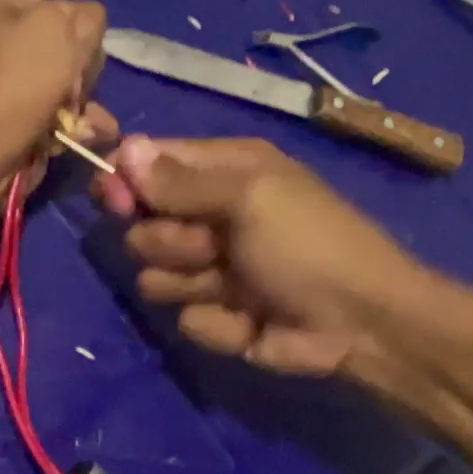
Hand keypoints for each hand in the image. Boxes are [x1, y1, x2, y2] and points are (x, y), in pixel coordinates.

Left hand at [0, 0, 116, 202]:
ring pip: (69, 62)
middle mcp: (1, 26)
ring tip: (75, 105)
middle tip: (79, 57)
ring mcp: (13, 71)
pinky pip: (64, 102)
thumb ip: (87, 15)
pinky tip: (87, 130)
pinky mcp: (24, 109)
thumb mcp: (63, 29)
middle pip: (60, 14)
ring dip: (83, 85)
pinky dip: (79, 117)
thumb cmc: (17, 82)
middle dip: (81, 38)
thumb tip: (84, 33)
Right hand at [92, 136, 424, 375]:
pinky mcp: (213, 316)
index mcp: (224, 173)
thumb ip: (181, 180)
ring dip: (190, 284)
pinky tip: (248, 319)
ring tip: (233, 287)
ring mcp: (209, 271)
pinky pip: (183, 318)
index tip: (115, 202)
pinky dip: (215, 321)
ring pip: (154, 276)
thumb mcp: (248, 197)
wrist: (357, 323)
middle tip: (210, 248)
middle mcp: (209, 217)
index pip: (149, 166)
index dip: (126, 183)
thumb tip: (122, 150)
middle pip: (142, 227)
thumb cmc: (307, 244)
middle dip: (168, 243)